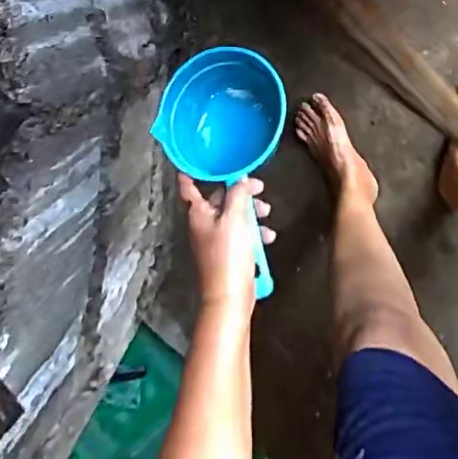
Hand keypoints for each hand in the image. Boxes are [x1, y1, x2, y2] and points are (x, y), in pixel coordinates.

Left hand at [178, 173, 273, 310]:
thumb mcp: (235, 218)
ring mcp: (215, 239)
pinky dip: (254, 232)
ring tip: (267, 214)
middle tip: (260, 189)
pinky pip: (241, 234)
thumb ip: (238, 193)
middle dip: (241, 193)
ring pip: (234, 216)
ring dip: (251, 212)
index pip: (190, 187)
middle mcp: (204, 223)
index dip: (191, 173)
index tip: (195, 161)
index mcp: (199, 213)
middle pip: (221, 199)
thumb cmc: (228, 253)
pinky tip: (268, 237)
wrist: (230, 297)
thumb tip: (239, 176)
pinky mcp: (227, 253)